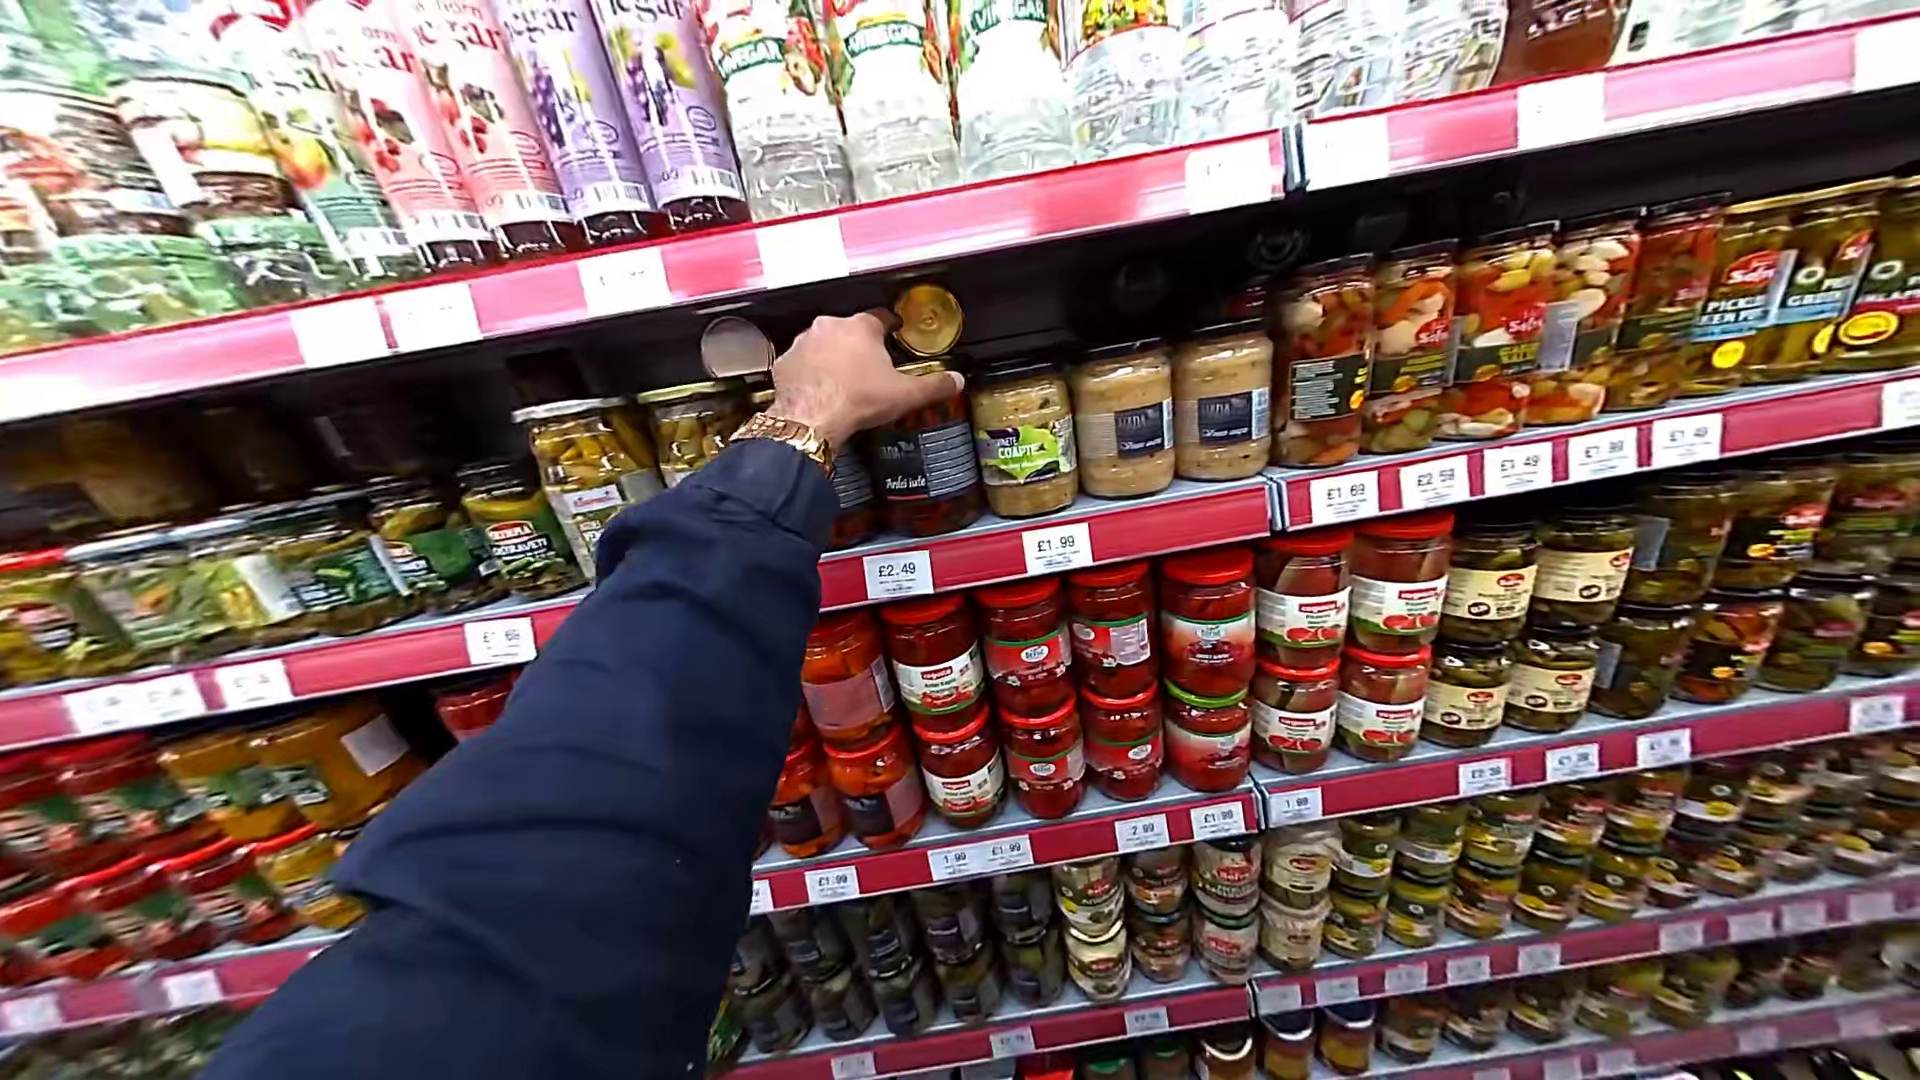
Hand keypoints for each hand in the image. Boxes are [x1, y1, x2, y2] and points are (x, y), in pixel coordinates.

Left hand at [767, 311, 964, 447]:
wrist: (813, 418)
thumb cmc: (858, 400)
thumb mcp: (905, 394)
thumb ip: (934, 385)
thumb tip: (956, 381)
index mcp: (861, 327)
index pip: (880, 317)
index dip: (890, 324)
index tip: (894, 328)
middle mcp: (830, 326)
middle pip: (850, 329)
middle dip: (859, 344)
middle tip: (870, 366)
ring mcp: (804, 342)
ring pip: (823, 343)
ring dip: (833, 356)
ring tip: (844, 379)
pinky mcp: (786, 362)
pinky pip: (802, 362)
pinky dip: (811, 371)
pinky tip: (820, 388)